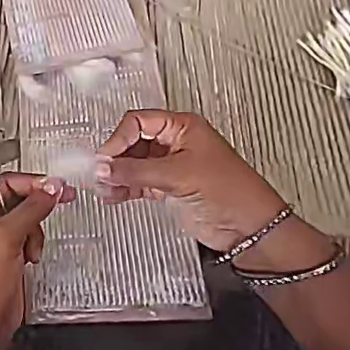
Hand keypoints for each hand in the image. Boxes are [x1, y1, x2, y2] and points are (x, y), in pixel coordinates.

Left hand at [0, 172, 71, 343]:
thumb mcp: (7, 237)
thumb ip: (32, 208)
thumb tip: (52, 187)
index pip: (5, 182)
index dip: (32, 183)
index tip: (57, 186)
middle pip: (17, 197)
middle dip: (35, 208)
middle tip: (62, 200)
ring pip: (26, 217)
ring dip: (35, 231)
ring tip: (30, 249)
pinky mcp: (6, 252)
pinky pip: (28, 235)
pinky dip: (34, 243)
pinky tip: (30, 257)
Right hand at [94, 109, 285, 252]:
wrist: (249, 227)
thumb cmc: (229, 192)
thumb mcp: (177, 175)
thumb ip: (136, 171)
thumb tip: (102, 168)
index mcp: (182, 127)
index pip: (138, 122)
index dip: (119, 139)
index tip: (105, 160)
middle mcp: (175, 142)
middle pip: (132, 142)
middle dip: (114, 159)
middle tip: (101, 175)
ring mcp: (170, 165)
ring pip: (132, 164)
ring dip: (116, 176)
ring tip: (104, 190)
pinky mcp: (168, 187)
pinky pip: (138, 182)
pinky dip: (124, 189)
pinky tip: (113, 196)